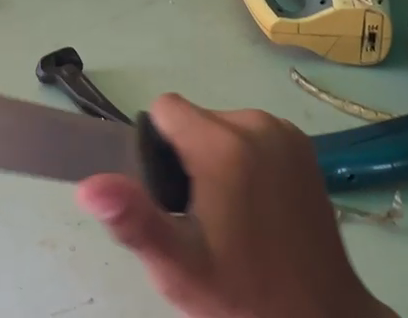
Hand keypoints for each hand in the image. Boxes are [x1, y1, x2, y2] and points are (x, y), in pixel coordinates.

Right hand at [77, 95, 396, 317]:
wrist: (320, 316)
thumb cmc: (242, 295)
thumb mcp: (179, 268)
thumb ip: (133, 221)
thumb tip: (88, 187)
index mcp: (223, 145)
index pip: (165, 109)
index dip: (159, 150)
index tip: (173, 195)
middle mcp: (255, 124)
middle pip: (194, 118)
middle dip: (187, 156)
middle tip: (203, 215)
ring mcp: (283, 131)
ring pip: (221, 124)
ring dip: (216, 156)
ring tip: (232, 213)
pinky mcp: (302, 143)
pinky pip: (251, 132)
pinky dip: (246, 156)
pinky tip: (257, 203)